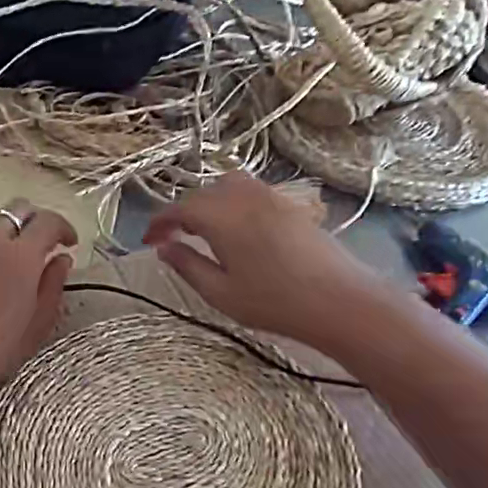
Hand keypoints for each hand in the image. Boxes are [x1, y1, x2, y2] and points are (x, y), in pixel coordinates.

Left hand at [0, 201, 75, 435]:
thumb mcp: (36, 324)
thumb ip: (52, 286)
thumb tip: (62, 259)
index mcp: (23, 256)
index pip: (49, 222)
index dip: (63, 228)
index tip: (70, 244)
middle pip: (18, 208)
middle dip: (35, 220)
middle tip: (43, 243)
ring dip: (7, 226)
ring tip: (13, 251)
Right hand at [143, 173, 400, 350]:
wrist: (339, 300)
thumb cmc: (274, 302)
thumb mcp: (220, 292)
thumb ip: (187, 265)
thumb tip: (164, 248)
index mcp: (221, 216)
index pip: (178, 208)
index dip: (158, 223)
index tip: (148, 241)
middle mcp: (243, 196)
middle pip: (202, 192)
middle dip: (181, 212)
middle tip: (171, 239)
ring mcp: (270, 196)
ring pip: (227, 185)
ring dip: (207, 203)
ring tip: (202, 231)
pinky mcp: (290, 205)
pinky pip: (250, 192)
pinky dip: (231, 202)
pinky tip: (235, 229)